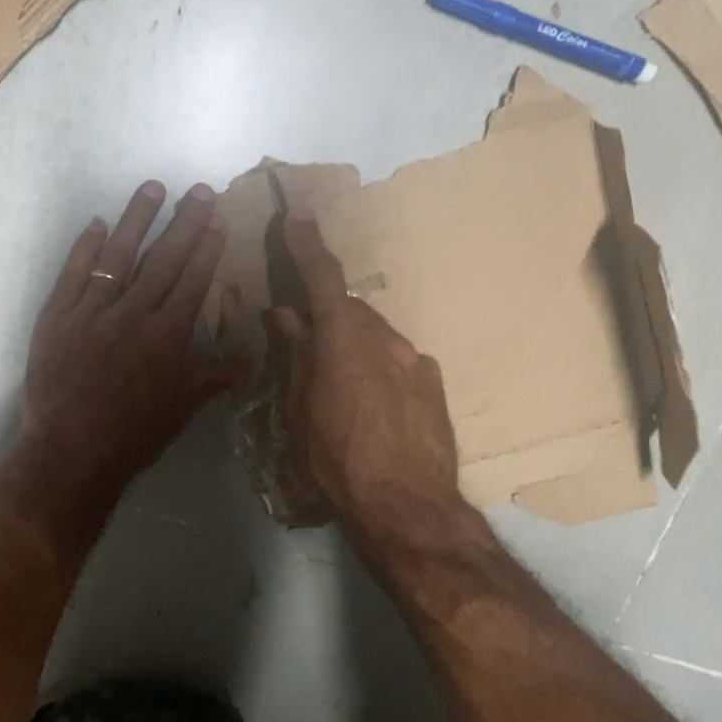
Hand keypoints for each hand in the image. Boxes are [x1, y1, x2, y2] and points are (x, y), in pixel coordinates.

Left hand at [11, 180, 235, 526]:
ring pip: (117, 256)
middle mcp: (132, 314)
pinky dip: (84, 248)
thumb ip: (214, 377)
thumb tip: (252, 360)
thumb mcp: (182, 409)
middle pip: (162, 259)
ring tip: (152, 187)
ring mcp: (91, 312)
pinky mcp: (56, 317)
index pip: (192, 280)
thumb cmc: (133, 435)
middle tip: (198, 190)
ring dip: (136, 220)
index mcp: (166, 335)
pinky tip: (95, 224)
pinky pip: (73, 274)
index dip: (206, 247)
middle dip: (183, 222)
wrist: (71, 452)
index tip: (217, 218)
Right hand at [270, 208, 470, 550]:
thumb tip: (287, 315)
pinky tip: (372, 406)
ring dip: (353, 347)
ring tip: (337, 386)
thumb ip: (296, 355)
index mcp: (342, 338)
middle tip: (304, 342)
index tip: (297, 216)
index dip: (306, 246)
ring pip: (376, 337)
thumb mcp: (300, 409)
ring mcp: (414, 360)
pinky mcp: (434, 385)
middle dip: (327, 319)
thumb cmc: (335, 458)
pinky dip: (379, 370)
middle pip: (350, 311)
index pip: (322, 278)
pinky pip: (398, 363)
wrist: (406, 505)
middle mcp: (383, 337)